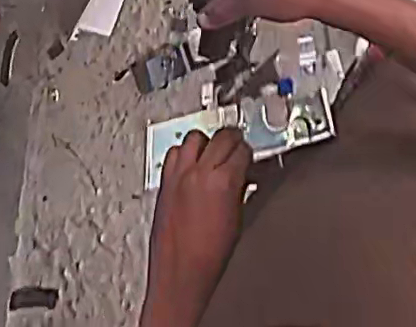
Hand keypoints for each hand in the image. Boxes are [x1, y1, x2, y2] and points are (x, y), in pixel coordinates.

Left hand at [142, 128, 251, 326]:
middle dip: (233, 140)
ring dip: (207, 142)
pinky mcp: (165, 182)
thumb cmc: (208, 260)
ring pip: (195, 137)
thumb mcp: (238, 220)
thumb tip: (245, 176)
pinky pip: (175, 153)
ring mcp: (179, 175)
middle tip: (238, 147)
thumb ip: (241, 189)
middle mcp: (199, 173)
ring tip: (213, 150)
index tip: (250, 156)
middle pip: (222, 136)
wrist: (181, 279)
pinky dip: (184, 152)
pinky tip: (191, 161)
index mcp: (224, 182)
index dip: (249, 152)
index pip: (243, 149)